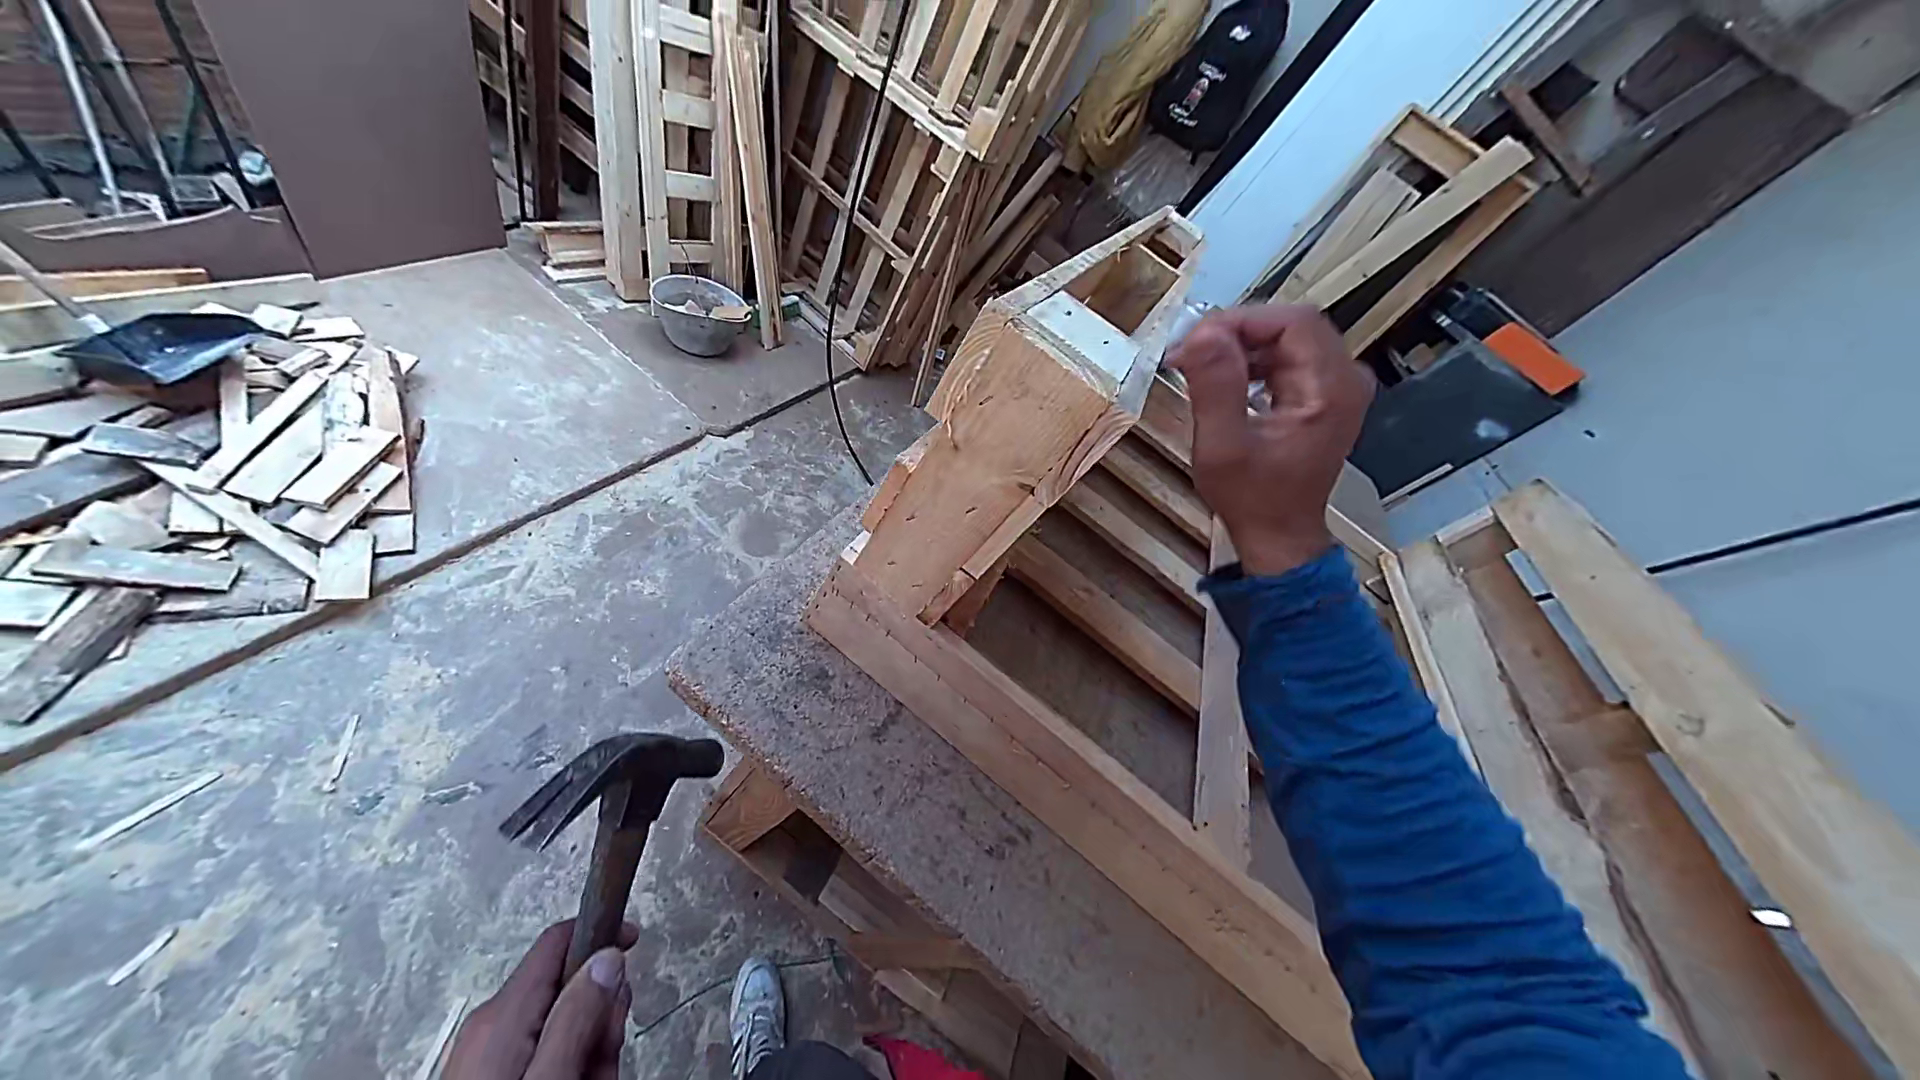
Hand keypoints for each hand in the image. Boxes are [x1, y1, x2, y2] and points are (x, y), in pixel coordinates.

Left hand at [443, 919, 637, 1079]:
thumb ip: (579, 1017)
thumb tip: (608, 956)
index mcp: (504, 1015)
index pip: (558, 939)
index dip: (602, 932)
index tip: (636, 945)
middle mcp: (493, 1025)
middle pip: (569, 985)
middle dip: (601, 1016)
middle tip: (605, 1059)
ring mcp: (489, 1056)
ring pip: (564, 1024)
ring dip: (592, 1051)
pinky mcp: (491, 1079)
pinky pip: (547, 1054)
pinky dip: (572, 1070)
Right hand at [1167, 304, 1373, 575]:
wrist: (1277, 534)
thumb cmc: (1251, 498)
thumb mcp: (1222, 448)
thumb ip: (1215, 388)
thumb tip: (1202, 333)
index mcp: (1331, 389)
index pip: (1291, 322)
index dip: (1239, 321)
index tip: (1194, 342)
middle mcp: (1344, 378)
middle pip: (1290, 325)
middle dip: (1235, 331)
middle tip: (1189, 353)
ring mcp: (1335, 386)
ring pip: (1285, 338)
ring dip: (1238, 345)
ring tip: (1197, 366)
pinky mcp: (1320, 394)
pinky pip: (1284, 358)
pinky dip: (1249, 361)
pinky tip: (1221, 379)